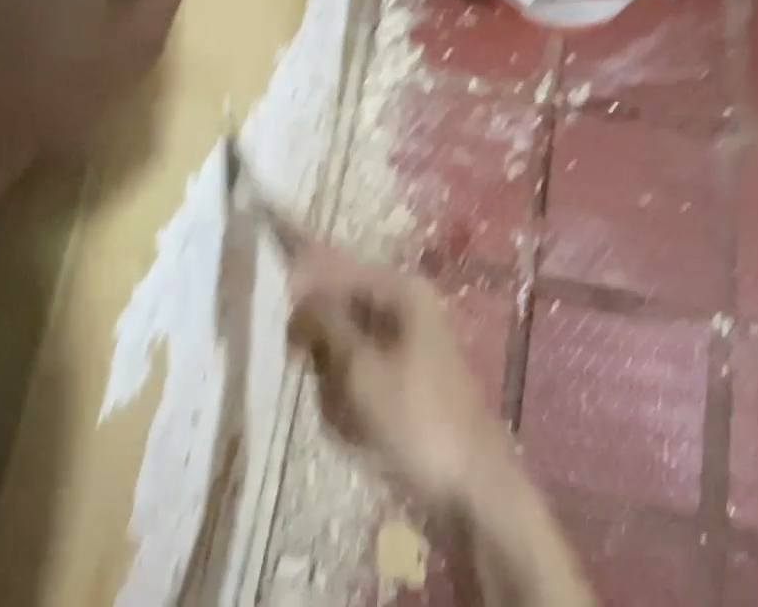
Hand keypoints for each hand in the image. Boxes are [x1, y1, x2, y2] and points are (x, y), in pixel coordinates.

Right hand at [288, 251, 510, 507]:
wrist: (470, 489)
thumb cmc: (415, 420)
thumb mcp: (359, 367)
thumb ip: (324, 320)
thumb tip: (296, 276)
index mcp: (401, 292)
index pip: (334, 268)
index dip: (303, 289)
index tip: (287, 328)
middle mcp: (404, 309)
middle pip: (334, 312)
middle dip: (321, 351)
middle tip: (321, 381)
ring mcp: (403, 347)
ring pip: (338, 351)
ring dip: (332, 385)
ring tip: (349, 417)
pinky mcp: (400, 382)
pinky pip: (354, 382)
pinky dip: (348, 405)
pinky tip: (359, 433)